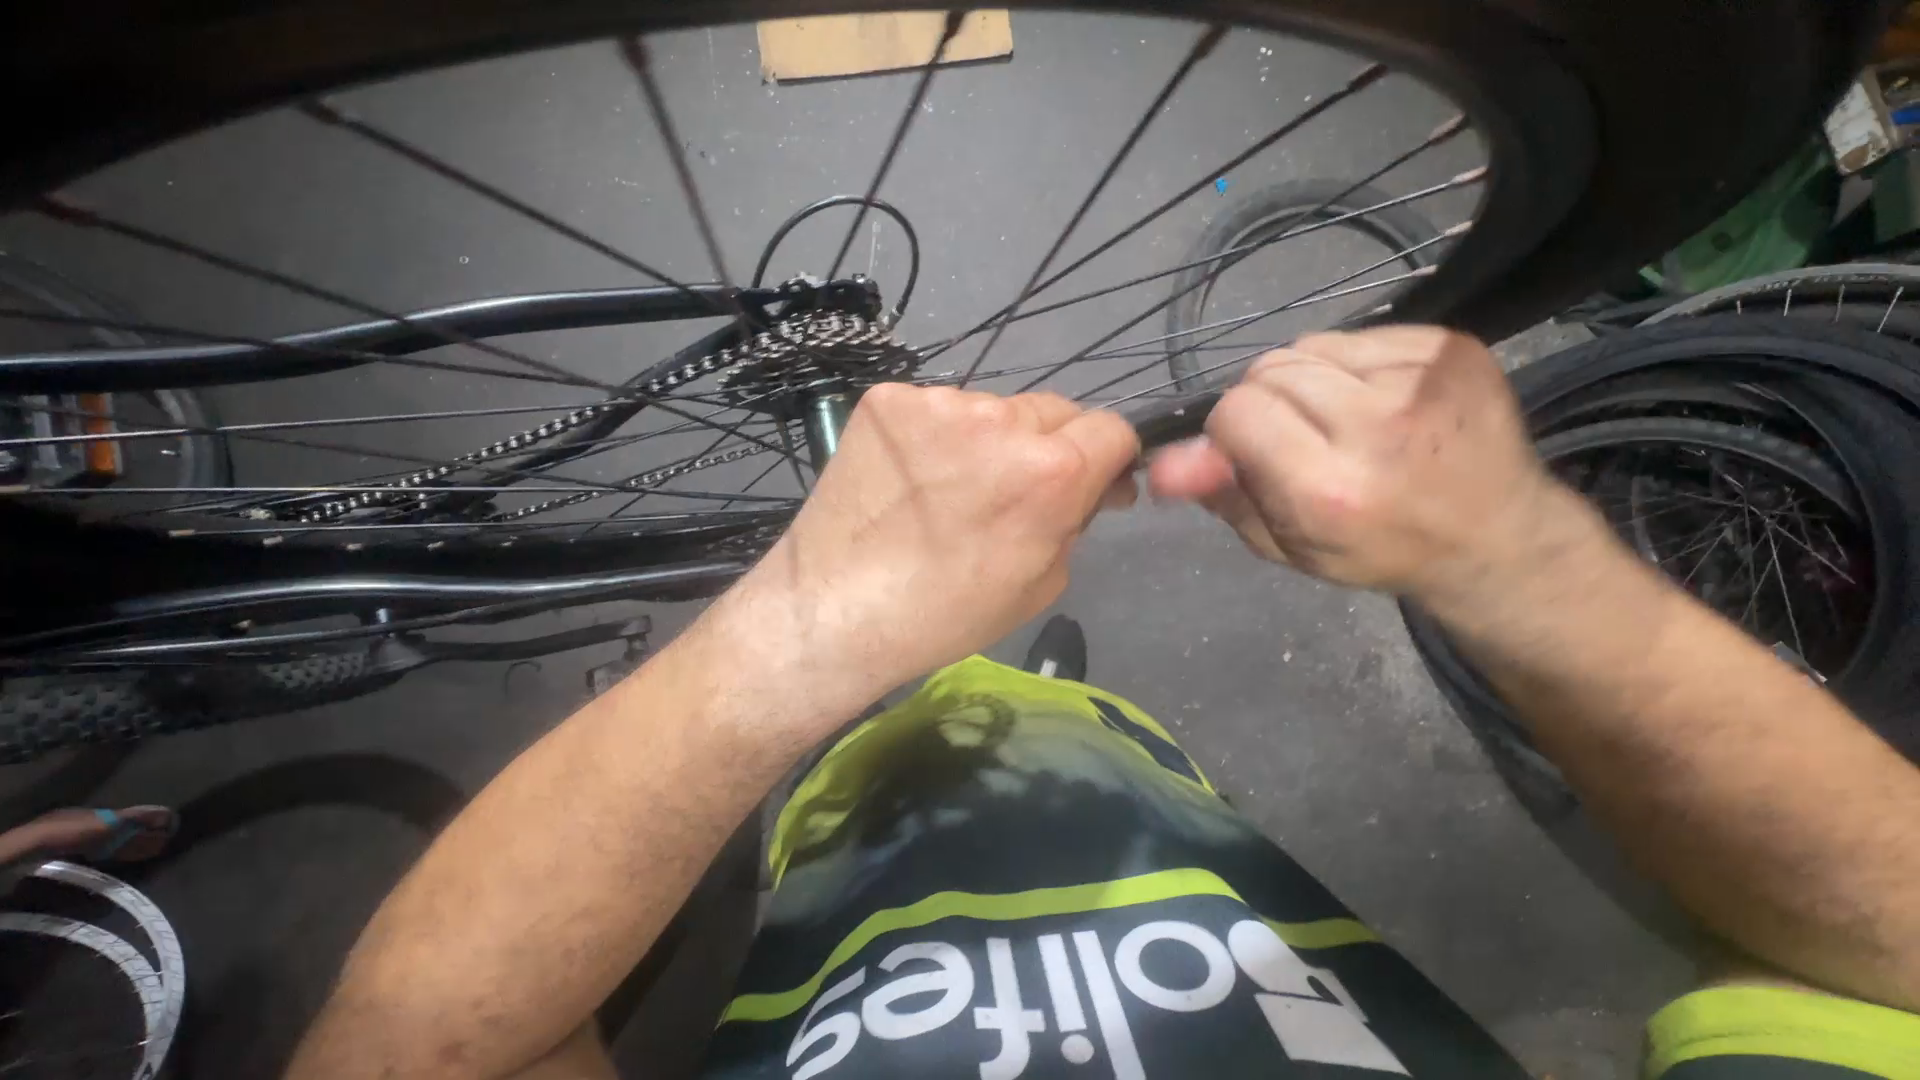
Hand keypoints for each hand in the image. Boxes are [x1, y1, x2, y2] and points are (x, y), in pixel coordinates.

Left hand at [729, 383, 1138, 695]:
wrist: (835, 608)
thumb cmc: (946, 614)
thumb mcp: (1042, 583)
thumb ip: (1075, 518)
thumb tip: (1090, 484)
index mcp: (1050, 471)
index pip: (1111, 429)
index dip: (1108, 457)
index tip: (1093, 481)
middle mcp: (1000, 419)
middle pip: (1054, 411)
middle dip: (1050, 446)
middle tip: (1014, 492)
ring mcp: (938, 403)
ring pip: (992, 409)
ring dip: (989, 439)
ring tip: (949, 489)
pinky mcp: (887, 399)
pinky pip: (937, 410)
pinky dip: (936, 437)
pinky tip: (911, 477)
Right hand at [1147, 326, 1568, 601]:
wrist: (1495, 537)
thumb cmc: (1377, 550)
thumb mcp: (1286, 544)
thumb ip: (1222, 494)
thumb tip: (1163, 458)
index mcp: (1329, 487)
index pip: (1237, 411)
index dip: (1231, 430)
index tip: (1252, 452)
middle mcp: (1376, 425)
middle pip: (1269, 371)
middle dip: (1265, 401)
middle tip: (1296, 437)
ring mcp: (1421, 378)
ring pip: (1309, 347)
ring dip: (1305, 378)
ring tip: (1338, 416)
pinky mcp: (1450, 346)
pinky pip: (1359, 334)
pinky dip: (1351, 363)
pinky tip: (1378, 398)